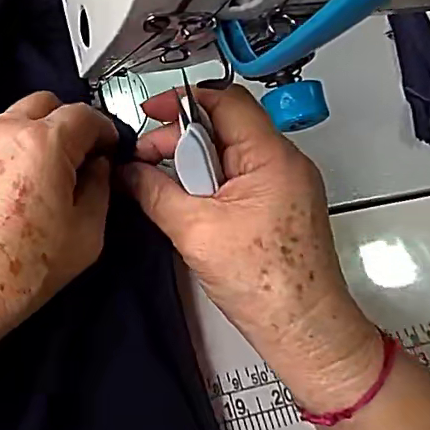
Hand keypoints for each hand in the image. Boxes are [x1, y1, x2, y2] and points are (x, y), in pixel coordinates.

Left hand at [0, 91, 116, 392]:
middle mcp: (2, 131)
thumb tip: (97, 168)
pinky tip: (9, 187)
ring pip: (14, 118)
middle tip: (77, 159)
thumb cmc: (13, 271)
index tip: (106, 149)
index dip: (103, 132)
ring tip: (40, 178)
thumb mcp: (86, 235)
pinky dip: (5, 149)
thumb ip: (100, 188)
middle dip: (68, 125)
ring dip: (34, 136)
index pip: (85, 115)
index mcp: (42, 143)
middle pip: (46, 104)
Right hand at [121, 85, 381, 411]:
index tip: (150, 111)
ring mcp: (280, 185)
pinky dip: (202, 183)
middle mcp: (282, 164)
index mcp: (271, 159)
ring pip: (224, 153)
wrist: (302, 328)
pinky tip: (183, 205)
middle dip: (176, 139)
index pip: (226, 102)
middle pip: (221, 127)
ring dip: (187, 164)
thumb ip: (153, 191)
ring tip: (161, 189)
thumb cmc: (266, 284)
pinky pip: (231, 177)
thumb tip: (127, 171)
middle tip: (143, 161)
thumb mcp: (192, 230)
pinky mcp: (273, 204)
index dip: (182, 101)